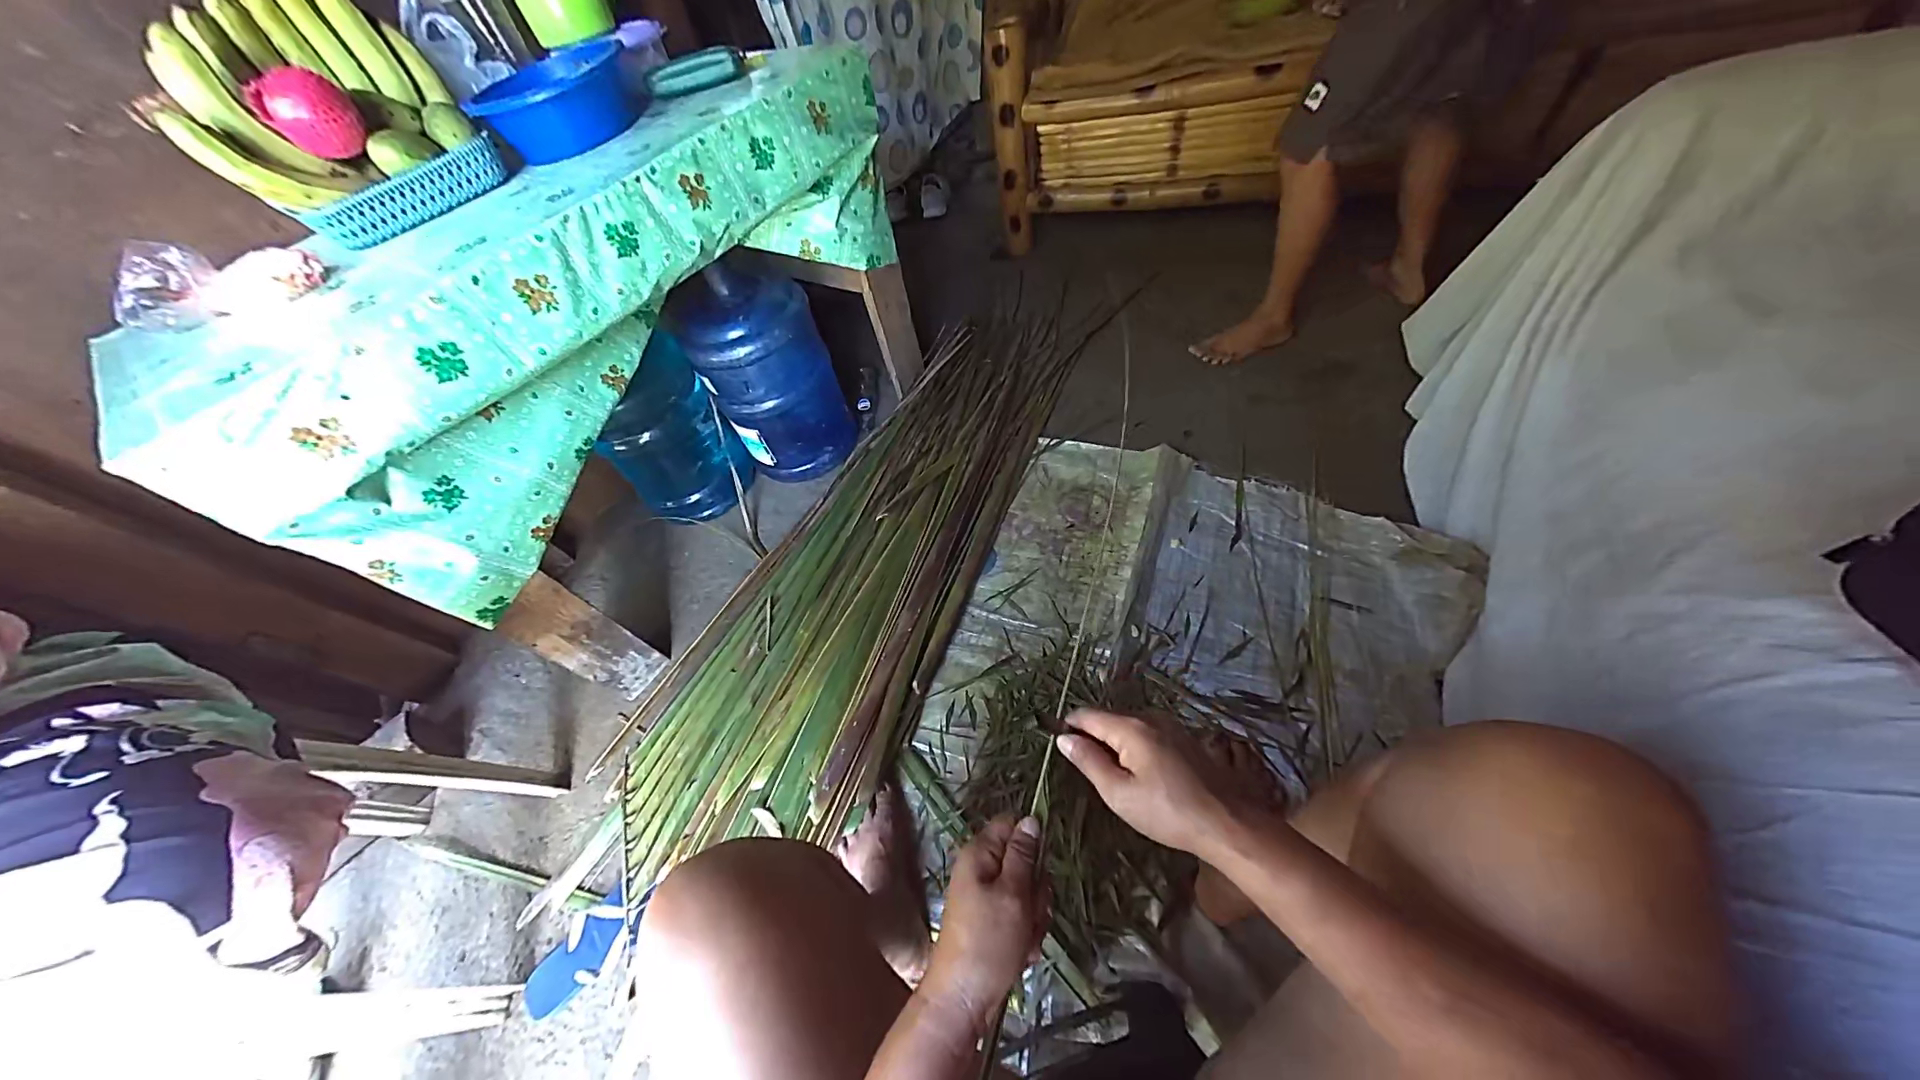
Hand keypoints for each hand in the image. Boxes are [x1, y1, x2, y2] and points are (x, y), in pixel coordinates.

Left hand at [921, 815, 1049, 1026]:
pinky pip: (1021, 917)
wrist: (964, 999)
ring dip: (1034, 916)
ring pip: (1027, 892)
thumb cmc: (988, 942)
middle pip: (1024, 862)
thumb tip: (1031, 819)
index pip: (1011, 825)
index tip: (1040, 865)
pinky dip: (1026, 934)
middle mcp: (981, 870)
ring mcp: (986, 898)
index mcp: (979, 854)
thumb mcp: (1013, 893)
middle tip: (1029, 911)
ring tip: (1024, 936)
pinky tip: (1021, 951)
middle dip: (1036, 889)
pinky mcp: (993, 923)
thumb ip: (1024, 855)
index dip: (1031, 842)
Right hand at [1056, 708, 1264, 859]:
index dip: (1068, 726)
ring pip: (1129, 727)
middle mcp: (1150, 718)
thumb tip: (1064, 738)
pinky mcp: (1185, 740)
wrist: (1228, 823)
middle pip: (1109, 719)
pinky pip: (1148, 735)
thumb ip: (1089, 762)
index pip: (1087, 715)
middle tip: (1083, 768)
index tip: (1056, 744)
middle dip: (1092, 736)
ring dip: (1114, 743)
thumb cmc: (1167, 812)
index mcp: (1130, 728)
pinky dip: (1135, 748)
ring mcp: (1171, 727)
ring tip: (1109, 774)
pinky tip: (1139, 774)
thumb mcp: (1119, 794)